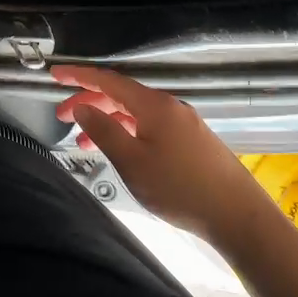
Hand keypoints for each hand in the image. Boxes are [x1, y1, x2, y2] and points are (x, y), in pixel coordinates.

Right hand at [53, 65, 273, 242]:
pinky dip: (128, 131)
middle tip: (62, 117)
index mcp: (154, 105)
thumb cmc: (181, 189)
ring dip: (108, 121)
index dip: (78, 76)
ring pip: (137, 113)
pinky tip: (122, 151)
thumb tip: (82, 108)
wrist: (244, 221)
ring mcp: (187, 125)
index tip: (54, 75)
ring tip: (87, 142)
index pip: (108, 80)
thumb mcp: (132, 161)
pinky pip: (152, 126)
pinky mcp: (196, 143)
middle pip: (121, 95)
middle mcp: (171, 108)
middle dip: (89, 102)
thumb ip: (103, 130)